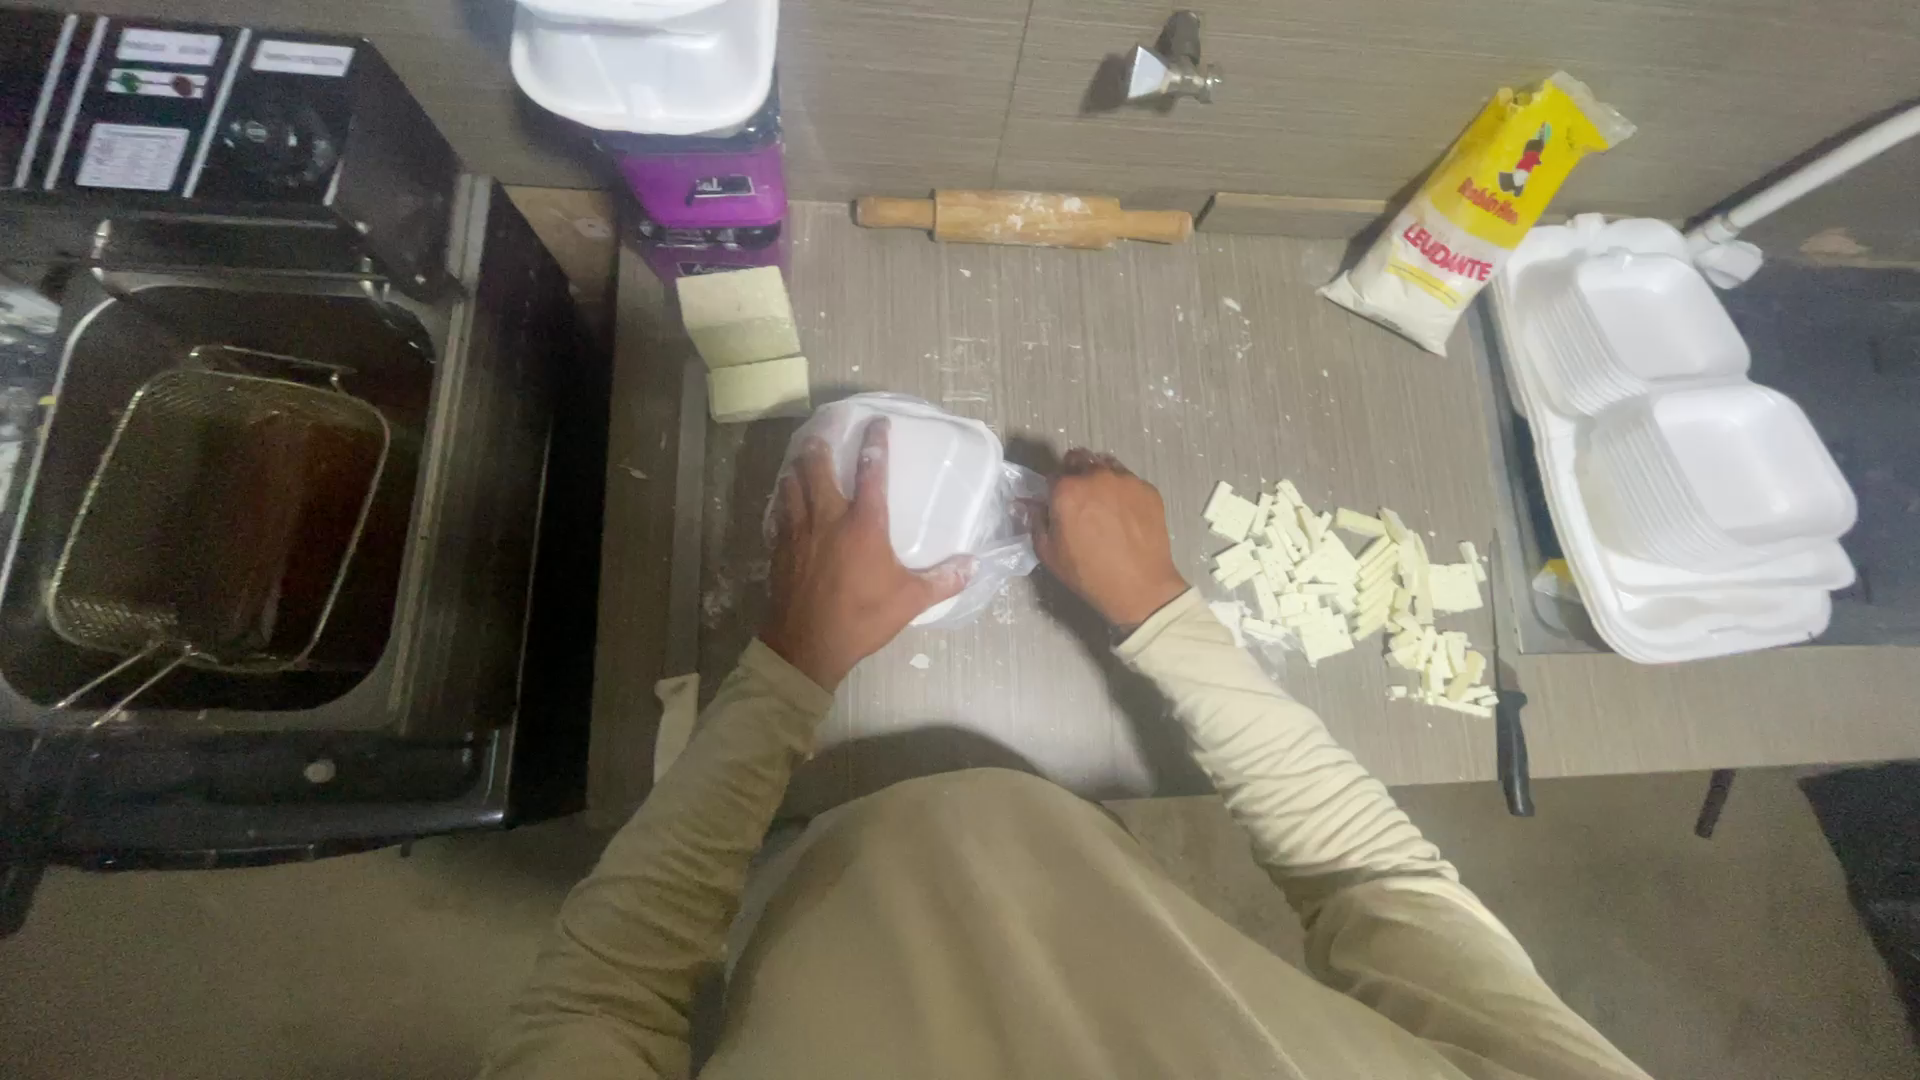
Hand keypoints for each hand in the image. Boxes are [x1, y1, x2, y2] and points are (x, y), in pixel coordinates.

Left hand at [761, 419, 972, 690]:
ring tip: (802, 457)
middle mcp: (828, 518)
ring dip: (797, 467)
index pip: (872, 471)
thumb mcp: (911, 601)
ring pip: (791, 485)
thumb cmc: (862, 618)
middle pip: (818, 467)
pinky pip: (778, 513)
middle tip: (825, 428)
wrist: (807, 644)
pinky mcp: (780, 548)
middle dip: (822, 444)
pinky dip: (781, 500)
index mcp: (864, 524)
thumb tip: (973, 564)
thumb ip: (943, 580)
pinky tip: (783, 500)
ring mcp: (799, 531)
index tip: (876, 423)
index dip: (875, 442)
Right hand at [1033, 449, 1188, 628]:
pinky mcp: (1148, 489)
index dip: (1052, 488)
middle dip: (1074, 472)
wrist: (1139, 586)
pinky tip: (1124, 512)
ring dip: (1098, 475)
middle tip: (1078, 497)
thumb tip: (1030, 504)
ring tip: (1102, 501)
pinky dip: (1122, 489)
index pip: (1052, 474)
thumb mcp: (1048, 553)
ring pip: (1106, 464)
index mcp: (1067, 490)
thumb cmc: (1087, 573)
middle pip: (1079, 459)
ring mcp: (1125, 480)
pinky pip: (1129, 480)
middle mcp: (1095, 475)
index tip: (1056, 502)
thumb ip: (1035, 521)